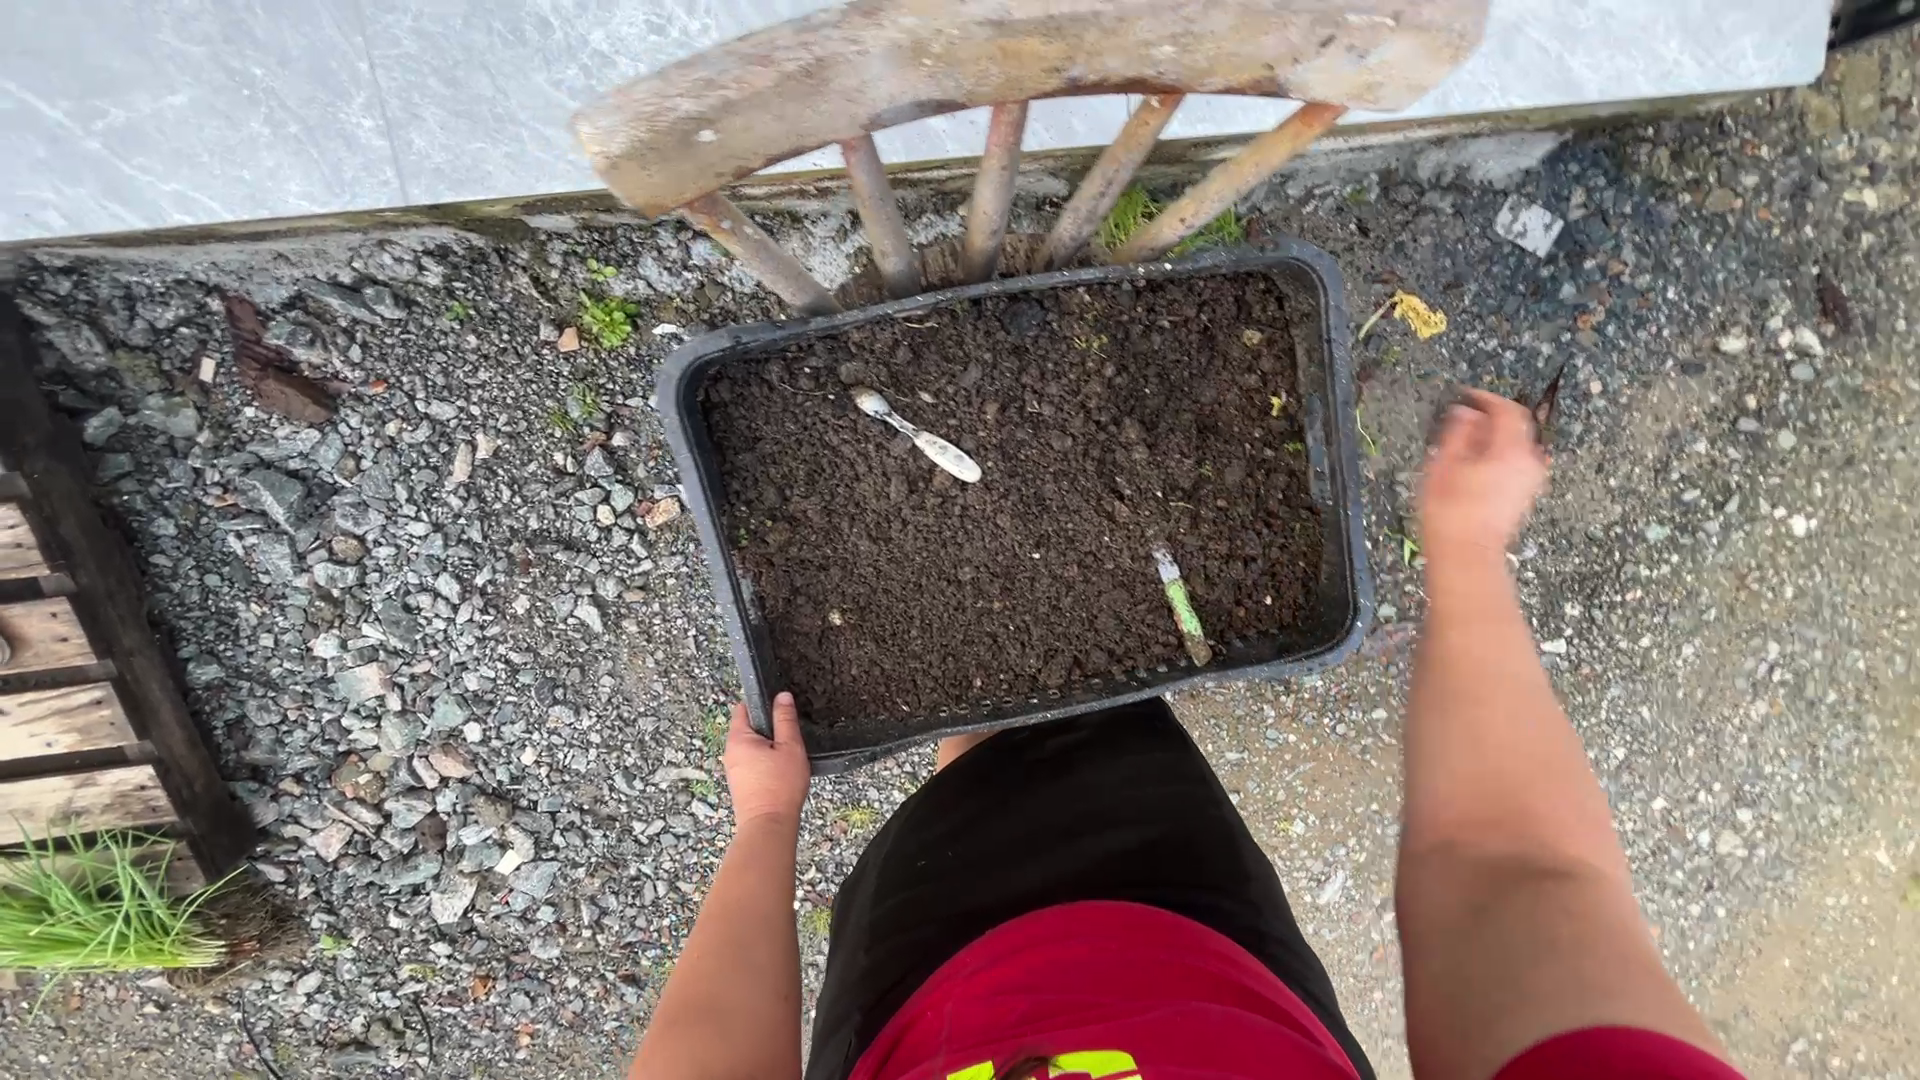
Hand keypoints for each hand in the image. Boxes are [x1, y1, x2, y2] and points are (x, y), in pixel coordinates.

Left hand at [722, 692, 809, 826]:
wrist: (769, 825)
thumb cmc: (780, 787)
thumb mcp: (789, 746)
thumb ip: (785, 719)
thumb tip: (783, 697)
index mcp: (738, 739)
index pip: (743, 708)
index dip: (761, 704)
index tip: (779, 708)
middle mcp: (730, 752)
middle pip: (747, 728)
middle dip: (767, 728)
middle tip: (788, 736)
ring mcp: (733, 769)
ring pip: (751, 747)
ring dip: (767, 747)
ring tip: (786, 756)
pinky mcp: (740, 783)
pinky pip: (752, 763)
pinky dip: (765, 762)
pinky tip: (780, 771)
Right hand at [1419, 388, 1548, 563]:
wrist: (1466, 552)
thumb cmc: (1449, 510)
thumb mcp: (1443, 466)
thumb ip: (1457, 434)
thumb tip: (1465, 413)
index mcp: (1512, 450)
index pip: (1508, 410)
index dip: (1487, 398)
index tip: (1466, 395)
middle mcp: (1530, 461)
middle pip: (1517, 427)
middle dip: (1492, 418)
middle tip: (1464, 419)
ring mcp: (1531, 478)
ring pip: (1517, 445)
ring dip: (1494, 437)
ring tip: (1465, 442)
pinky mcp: (1525, 492)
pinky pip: (1517, 461)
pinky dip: (1499, 453)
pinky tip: (1476, 463)